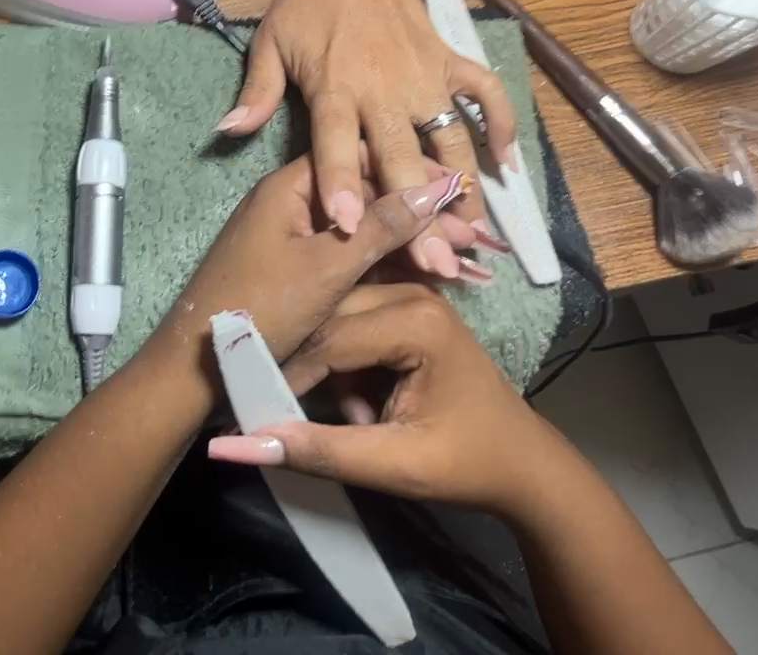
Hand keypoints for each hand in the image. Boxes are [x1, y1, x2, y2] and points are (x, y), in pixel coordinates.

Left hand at [146, 157, 460, 363]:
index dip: (411, 174)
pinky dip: (386, 265)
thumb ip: (379, 227)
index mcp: (289, 187)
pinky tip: (427, 279)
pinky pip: (349, 255)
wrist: (201, 366)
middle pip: (365, 196)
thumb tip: (433, 189)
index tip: (460, 192)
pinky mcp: (296, 268)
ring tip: (466, 262)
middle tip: (475, 239)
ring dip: (408, 244)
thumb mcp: (326, 267)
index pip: (359, 160)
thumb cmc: (261, 307)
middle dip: (419, 217)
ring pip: (362, 230)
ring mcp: (292, 237)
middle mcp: (291, 202)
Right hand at [206, 287, 559, 513]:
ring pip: (332, 318)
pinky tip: (366, 398)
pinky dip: (344, 362)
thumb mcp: (393, 466)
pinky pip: (348, 321)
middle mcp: (410, 291)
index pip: (327, 338)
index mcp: (417, 320)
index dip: (290, 378)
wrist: (523, 464)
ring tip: (359, 415)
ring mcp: (409, 293)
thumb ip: (317, 451)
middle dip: (315, 372)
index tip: (260, 413)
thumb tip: (234, 446)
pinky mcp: (405, 305)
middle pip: (326, 319)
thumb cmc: (468, 464)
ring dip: (331, 369)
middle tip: (326, 419)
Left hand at [218, 0, 516, 283]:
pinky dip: (501, 123)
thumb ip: (257, 92)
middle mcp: (385, 87)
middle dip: (419, 210)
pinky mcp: (450, 60)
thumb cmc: (307, 5)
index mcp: (335, 86)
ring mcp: (424, 74)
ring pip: (451, 135)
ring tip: (474, 232)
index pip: (336, 143)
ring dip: (466, 184)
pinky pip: (485, 92)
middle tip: (438, 260)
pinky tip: (507, 164)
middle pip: (403, 155)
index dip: (341, 183)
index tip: (351, 227)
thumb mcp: (271, 43)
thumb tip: (227, 132)